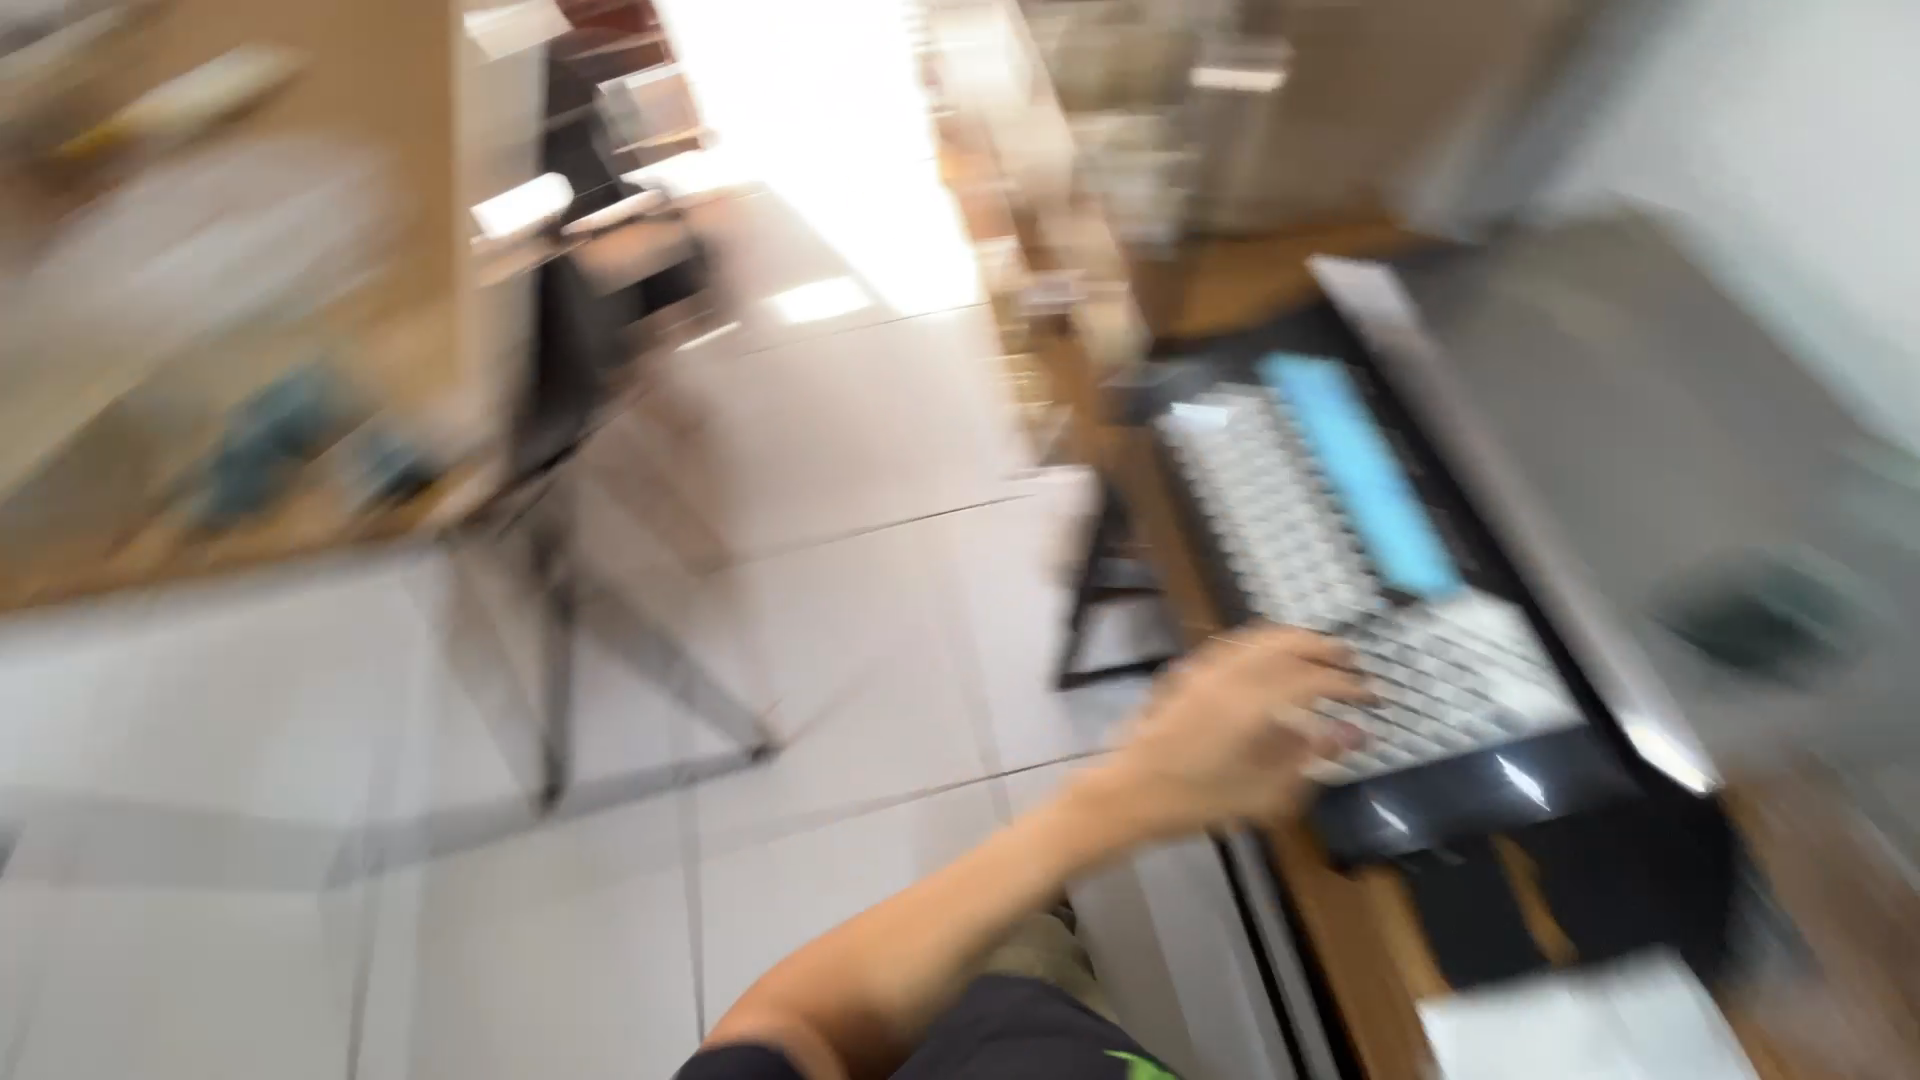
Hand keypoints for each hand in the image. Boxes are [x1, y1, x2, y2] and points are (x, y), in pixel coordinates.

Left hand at [1068, 624, 1372, 840]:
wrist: (1130, 792)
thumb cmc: (1198, 801)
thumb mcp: (1264, 791)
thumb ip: (1310, 755)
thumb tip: (1353, 733)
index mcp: (1252, 703)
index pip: (1313, 679)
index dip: (1347, 684)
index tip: (1373, 695)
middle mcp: (1228, 675)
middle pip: (1284, 642)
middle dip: (1322, 647)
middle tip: (1350, 660)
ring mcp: (1201, 670)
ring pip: (1255, 637)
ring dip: (1290, 640)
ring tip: (1315, 654)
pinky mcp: (1184, 674)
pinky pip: (1229, 645)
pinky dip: (1258, 644)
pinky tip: (1266, 661)